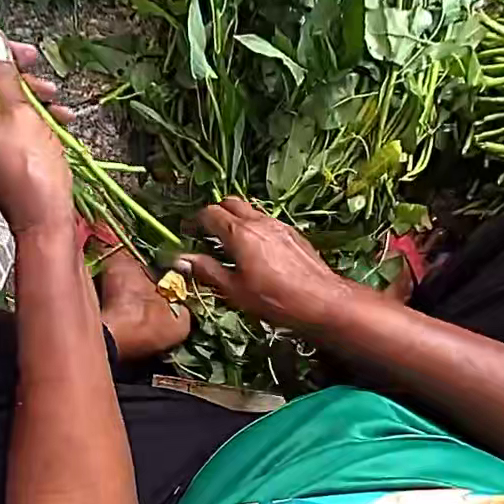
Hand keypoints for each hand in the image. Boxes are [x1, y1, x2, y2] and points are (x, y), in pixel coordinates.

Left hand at [0, 28, 77, 234]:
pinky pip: (6, 119)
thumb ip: (2, 71)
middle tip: (31, 56)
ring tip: (54, 96)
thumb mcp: (20, 111)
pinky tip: (58, 116)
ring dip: (25, 90)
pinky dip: (29, 113)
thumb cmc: (30, 169)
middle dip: (5, 64)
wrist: (45, 218)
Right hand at [172, 199, 372, 330]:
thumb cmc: (275, 299)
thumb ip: (207, 271)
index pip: (209, 213)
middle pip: (230, 203)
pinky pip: (267, 222)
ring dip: (236, 220)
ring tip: (231, 244)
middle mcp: (259, 222)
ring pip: (250, 211)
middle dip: (215, 214)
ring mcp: (279, 225)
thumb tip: (181, 260)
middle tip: (207, 235)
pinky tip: (256, 251)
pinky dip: (255, 228)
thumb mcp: (235, 290)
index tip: (188, 234)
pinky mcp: (294, 234)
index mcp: (240, 233)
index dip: (195, 222)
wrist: (322, 300)